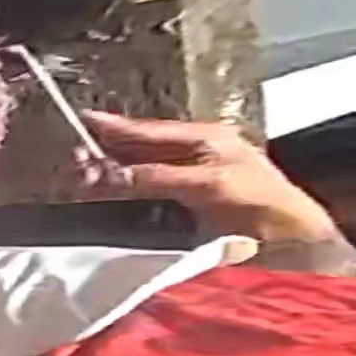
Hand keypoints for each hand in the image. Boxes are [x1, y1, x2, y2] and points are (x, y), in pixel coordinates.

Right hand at [80, 111, 336, 241]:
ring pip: (122, 168)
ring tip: (78, 179)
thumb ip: (157, 177)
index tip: (81, 118)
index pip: (148, 129)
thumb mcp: (210, 183)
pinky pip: (124, 189)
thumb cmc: (259, 201)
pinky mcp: (163, 198)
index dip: (113, 125)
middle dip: (99, 153)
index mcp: (203, 140)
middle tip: (74, 160)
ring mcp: (172, 176)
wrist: (281, 237)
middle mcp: (183, 154)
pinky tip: (88, 191)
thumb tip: (107, 174)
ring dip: (99, 173)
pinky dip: (104, 189)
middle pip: (129, 148)